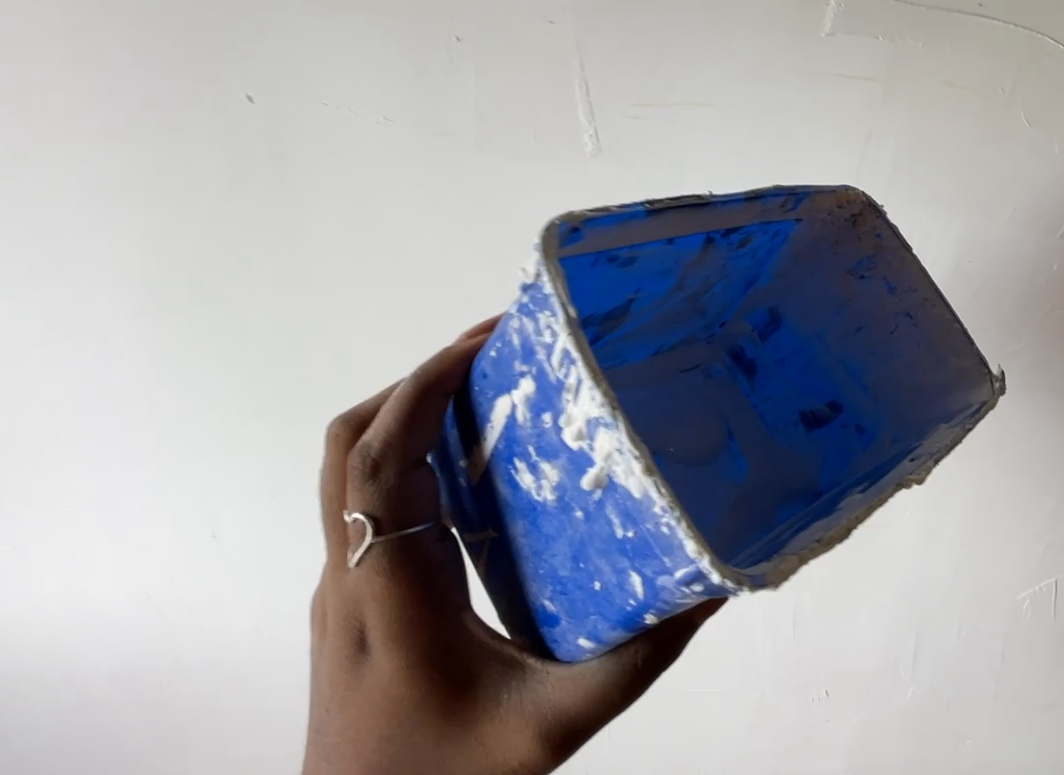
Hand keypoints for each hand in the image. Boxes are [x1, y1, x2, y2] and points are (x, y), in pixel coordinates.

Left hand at [305, 319, 720, 774]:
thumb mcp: (560, 721)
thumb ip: (646, 651)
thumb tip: (716, 579)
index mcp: (389, 591)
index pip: (377, 461)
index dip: (424, 387)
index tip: (492, 342)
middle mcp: (352, 573)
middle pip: (351, 443)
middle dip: (423, 379)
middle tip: (506, 348)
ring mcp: (347, 584)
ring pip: (353, 466)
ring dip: (414, 409)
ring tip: (498, 383)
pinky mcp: (360, 595)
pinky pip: (373, 497)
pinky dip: (416, 451)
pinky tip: (485, 459)